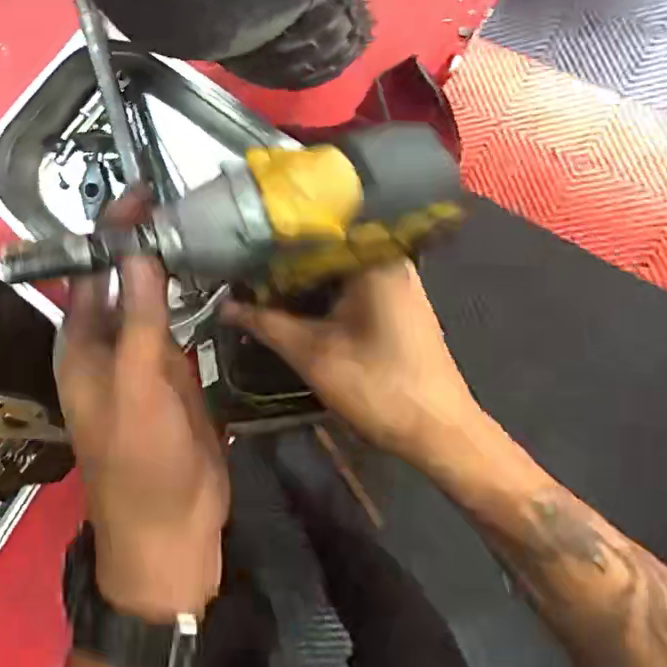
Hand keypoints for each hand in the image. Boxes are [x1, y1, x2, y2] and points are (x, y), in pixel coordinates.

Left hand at [56, 192, 228, 622]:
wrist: (171, 530)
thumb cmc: (139, 459)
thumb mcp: (137, 385)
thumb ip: (141, 317)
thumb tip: (140, 250)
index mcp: (81, 341)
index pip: (93, 269)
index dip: (112, 229)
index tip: (141, 192)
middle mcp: (106, 340)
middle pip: (121, 277)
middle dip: (140, 238)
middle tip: (177, 198)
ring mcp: (141, 354)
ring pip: (151, 295)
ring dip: (166, 262)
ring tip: (195, 221)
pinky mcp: (172, 369)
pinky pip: (176, 319)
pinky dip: (188, 293)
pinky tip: (210, 270)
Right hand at [223, 258, 485, 459]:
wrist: (443, 436)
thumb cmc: (380, 388)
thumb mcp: (312, 355)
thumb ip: (264, 323)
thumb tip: (223, 306)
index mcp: (373, 259)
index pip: (313, 230)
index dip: (271, 237)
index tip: (239, 243)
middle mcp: (387, 259)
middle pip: (323, 247)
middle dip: (282, 258)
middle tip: (241, 264)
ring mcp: (394, 280)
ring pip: (334, 266)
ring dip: (299, 276)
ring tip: (256, 279)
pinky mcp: (394, 301)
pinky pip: (347, 282)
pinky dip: (319, 290)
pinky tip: (291, 301)